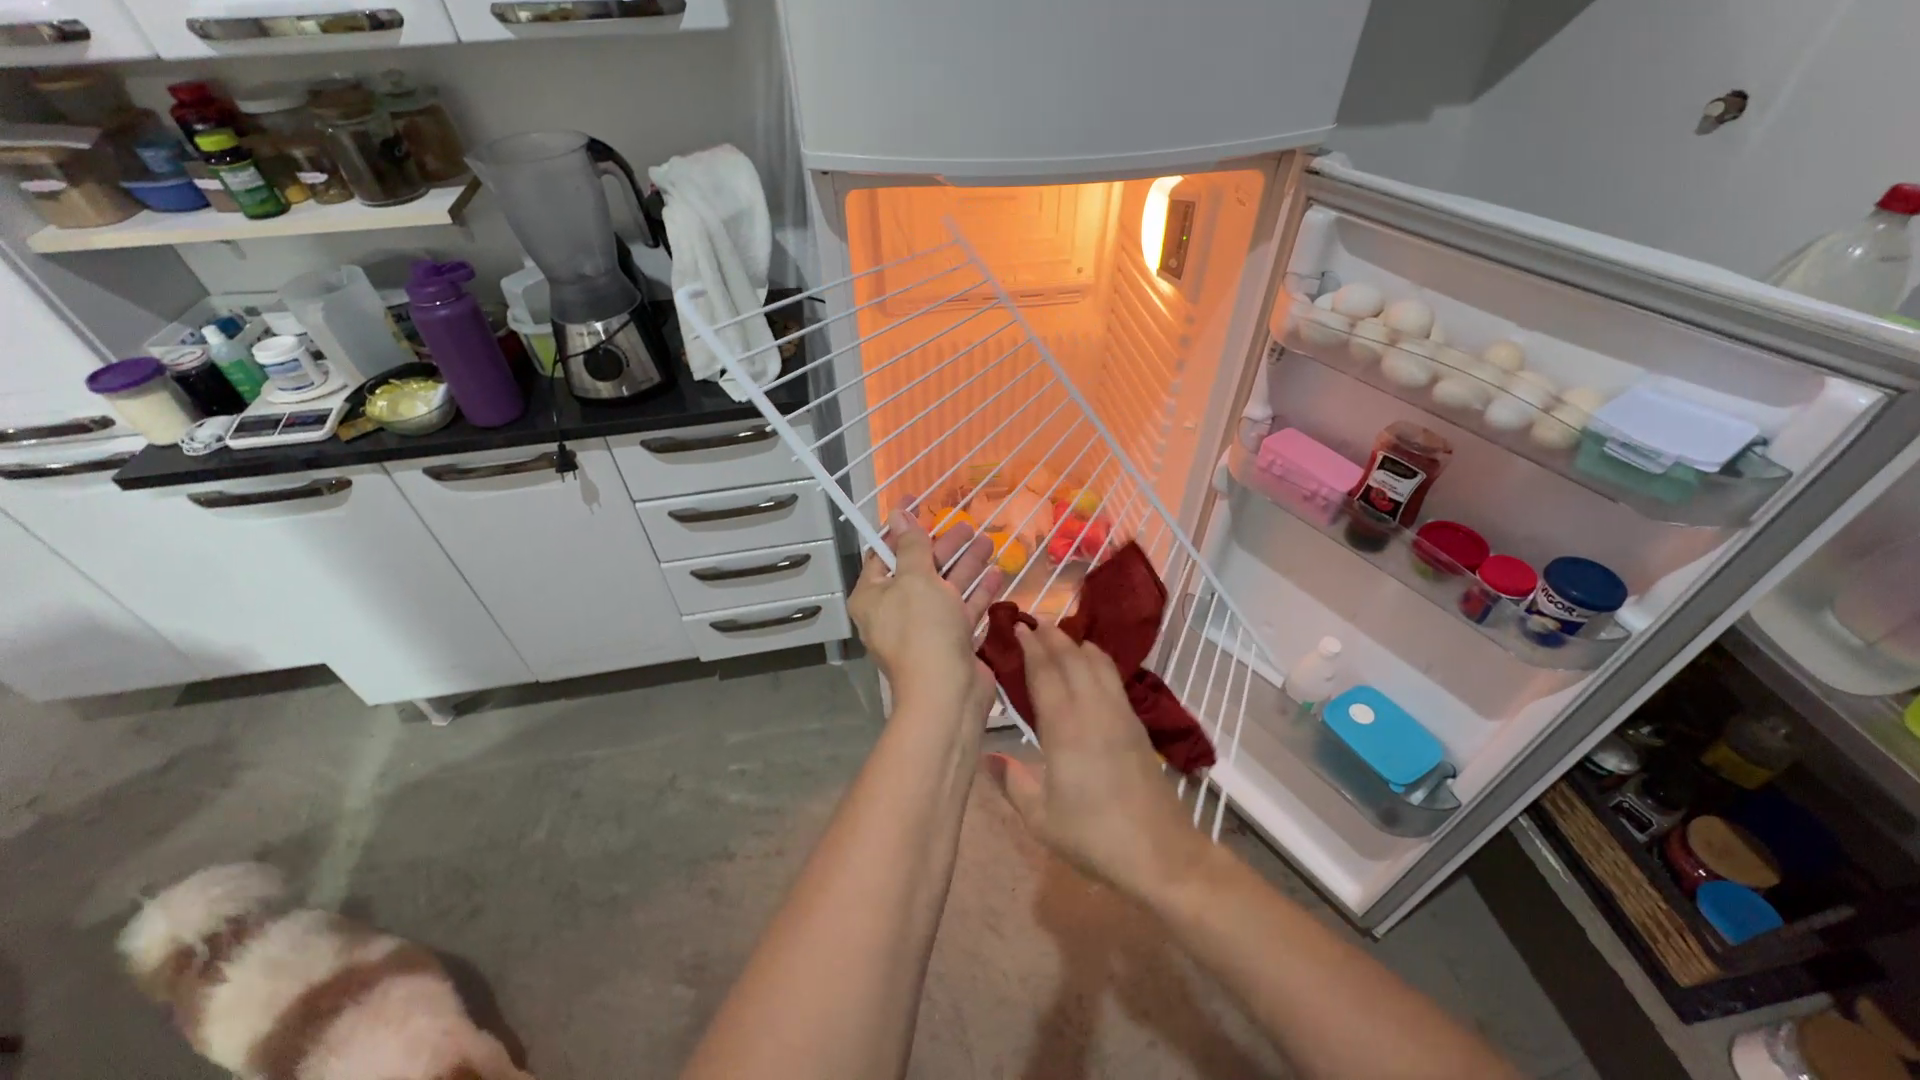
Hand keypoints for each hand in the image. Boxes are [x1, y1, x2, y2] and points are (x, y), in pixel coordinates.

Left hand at [848, 510, 1005, 717]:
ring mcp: (924, 629)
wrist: (946, 693)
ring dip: (965, 565)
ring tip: (988, 540)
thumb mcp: (915, 579)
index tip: (921, 502)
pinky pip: (963, 611)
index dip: (903, 528)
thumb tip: (898, 513)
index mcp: (873, 596)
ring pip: (945, 589)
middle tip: (968, 525)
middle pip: (919, 570)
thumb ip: (910, 545)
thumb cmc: (923, 629)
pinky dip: (978, 591)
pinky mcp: (951, 643)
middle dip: (944, 547)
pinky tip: (997, 572)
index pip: (884, 553)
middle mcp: (895, 612)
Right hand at [987, 624, 1207, 902]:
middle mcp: (1094, 711)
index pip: (1045, 674)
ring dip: (1078, 645)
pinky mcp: (1137, 727)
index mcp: (1065, 729)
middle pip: (1073, 660)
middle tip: (1035, 623)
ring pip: (1099, 664)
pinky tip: (1093, 665)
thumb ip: (1013, 783)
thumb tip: (988, 756)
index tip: (1019, 627)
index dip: (1031, 649)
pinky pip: (1114, 679)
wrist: (1159, 852)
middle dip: (1053, 638)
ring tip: (1061, 636)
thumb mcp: (1040, 818)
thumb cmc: (1093, 836)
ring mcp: (1120, 716)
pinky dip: (1099, 662)